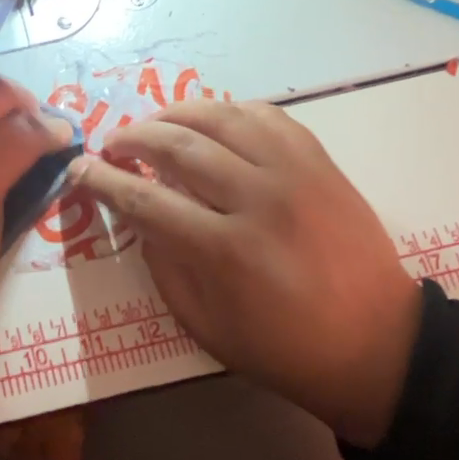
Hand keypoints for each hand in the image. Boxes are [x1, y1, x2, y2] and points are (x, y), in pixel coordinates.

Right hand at [70, 101, 420, 446]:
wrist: (380, 346)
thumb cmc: (284, 349)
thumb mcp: (206, 325)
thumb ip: (164, 265)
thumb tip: (137, 213)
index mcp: (225, 251)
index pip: (145, 200)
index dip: (102, 180)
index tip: (78, 169)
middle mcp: (258, 200)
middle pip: (178, 147)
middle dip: (133, 138)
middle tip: (112, 144)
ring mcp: (294, 173)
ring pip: (221, 117)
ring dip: (174, 113)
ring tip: (152, 126)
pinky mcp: (320, 162)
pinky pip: (266, 115)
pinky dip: (228, 110)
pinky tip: (209, 120)